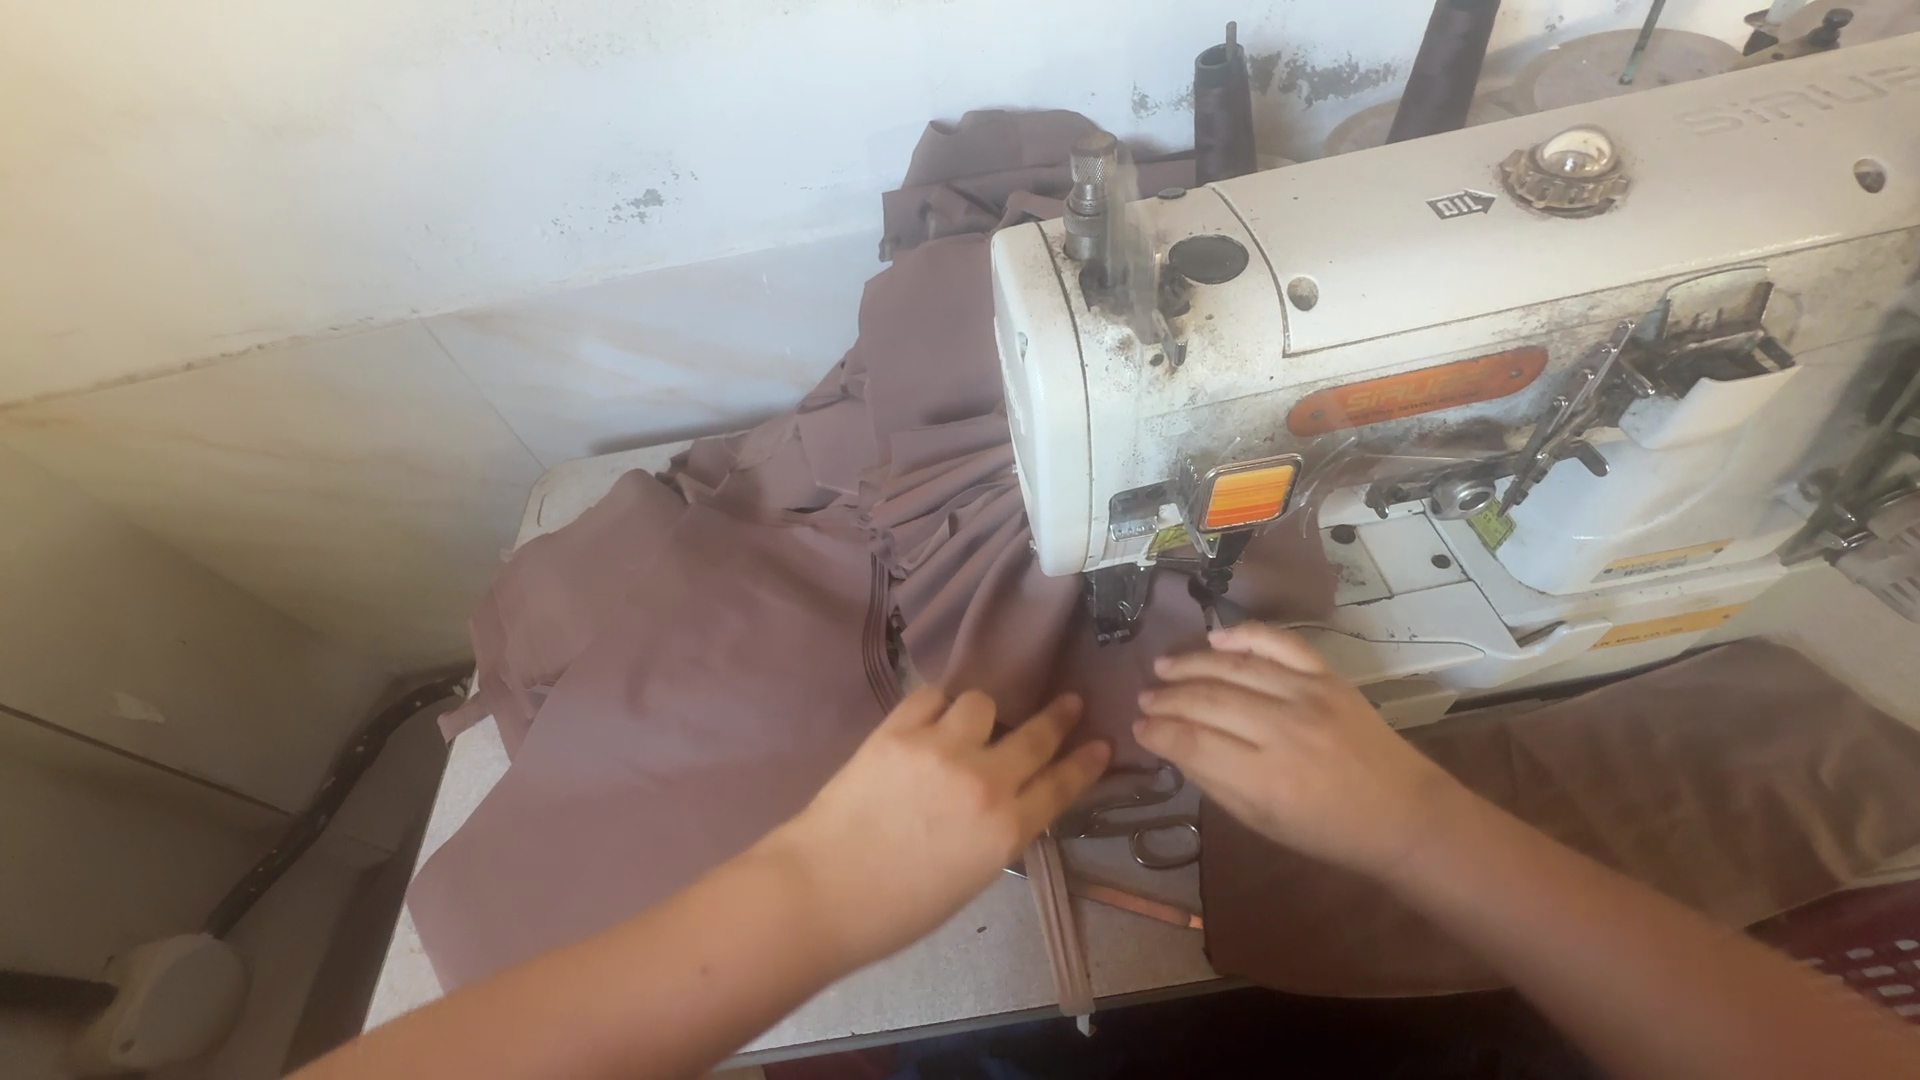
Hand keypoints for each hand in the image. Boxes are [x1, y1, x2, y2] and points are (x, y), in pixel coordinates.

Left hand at [763, 688, 1111, 967]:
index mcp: (1005, 831)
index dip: (1086, 762)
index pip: (1061, 786)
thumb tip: (1007, 796)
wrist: (821, 891)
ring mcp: (941, 749)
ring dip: (979, 714)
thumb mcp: (969, 878)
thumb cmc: (896, 908)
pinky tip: (929, 720)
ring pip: (981, 703)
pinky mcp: (899, 730)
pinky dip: (935, 706)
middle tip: (1069, 702)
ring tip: (965, 725)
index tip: (1100, 741)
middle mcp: (983, 782)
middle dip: (1059, 716)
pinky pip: (931, 697)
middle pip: (1036, 736)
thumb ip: (998, 831)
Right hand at [1134, 623, 1467, 878]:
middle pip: (1206, 700)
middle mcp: (1283, 730)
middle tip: (1143, 698)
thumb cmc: (1326, 831)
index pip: (1191, 741)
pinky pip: (1279, 643)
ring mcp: (1308, 696)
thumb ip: (1212, 778)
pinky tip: (1214, 637)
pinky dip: (1244, 635)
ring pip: (1233, 667)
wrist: (1404, 815)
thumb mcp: (1260, 821)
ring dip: (1190, 664)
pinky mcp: (1328, 677)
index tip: (1137, 726)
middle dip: (1165, 698)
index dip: (1156, 731)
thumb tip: (1170, 742)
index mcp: (1265, 779)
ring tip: (1162, 667)